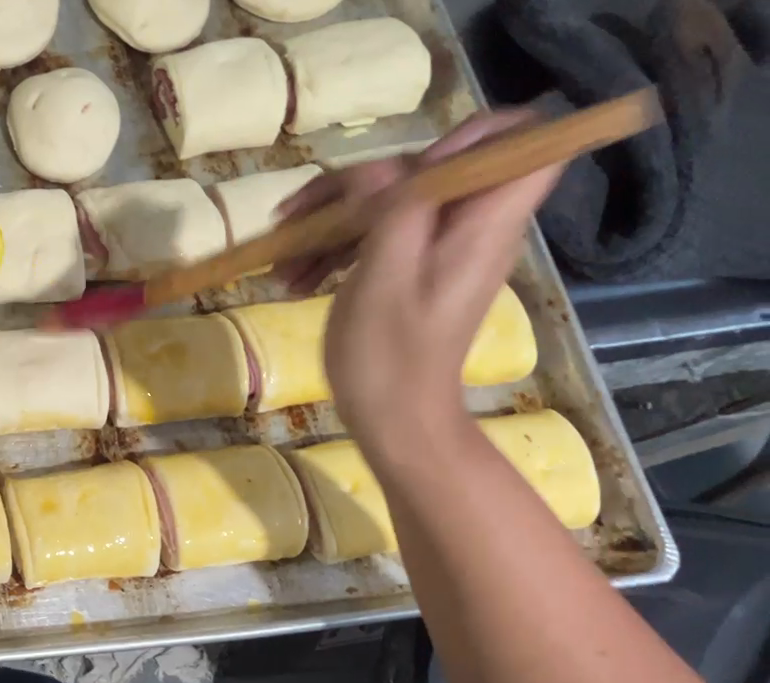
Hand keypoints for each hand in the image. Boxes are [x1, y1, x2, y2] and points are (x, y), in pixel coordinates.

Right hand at [277, 111, 562, 457]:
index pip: (521, 143)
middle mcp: (472, 227)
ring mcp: (443, 251)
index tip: (402, 167)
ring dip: (334, 224)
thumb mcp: (382, 278)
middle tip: (299, 217)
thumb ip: (391, 211)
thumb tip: (377, 167)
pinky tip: (295, 278)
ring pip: (393, 205)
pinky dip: (337, 250)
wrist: (395, 421)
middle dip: (360, 187)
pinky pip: (380, 238)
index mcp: (482, 222)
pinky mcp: (415, 273)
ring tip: (283, 262)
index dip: (469, 138)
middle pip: (430, 171)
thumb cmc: (388, 357)